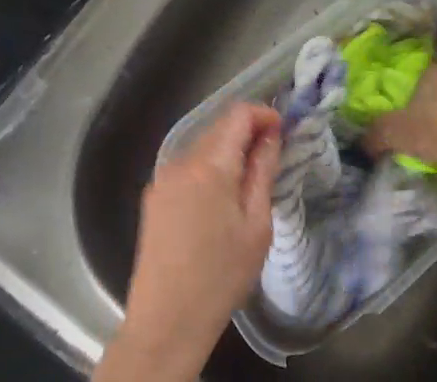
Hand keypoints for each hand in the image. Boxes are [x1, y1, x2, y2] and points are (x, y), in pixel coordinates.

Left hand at [109, 102, 280, 375]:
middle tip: (273, 158)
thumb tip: (271, 136)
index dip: (264, 114)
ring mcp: (162, 180)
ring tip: (249, 183)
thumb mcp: (256, 225)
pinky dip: (209, 171)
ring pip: (202, 148)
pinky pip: (187, 169)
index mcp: (209, 165)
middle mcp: (179, 162)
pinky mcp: (153, 199)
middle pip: (219, 128)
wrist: (166, 322)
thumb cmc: (221, 276)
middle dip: (248, 134)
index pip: (238, 114)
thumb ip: (263, 172)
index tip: (284, 132)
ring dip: (228, 153)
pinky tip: (220, 202)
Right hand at [364, 64, 436, 180]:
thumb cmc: (434, 132)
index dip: (407, 90)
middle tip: (414, 126)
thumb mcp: (392, 133)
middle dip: (426, 105)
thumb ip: (373, 134)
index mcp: (434, 72)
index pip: (417, 74)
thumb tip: (362, 142)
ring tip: (434, 141)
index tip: (400, 108)